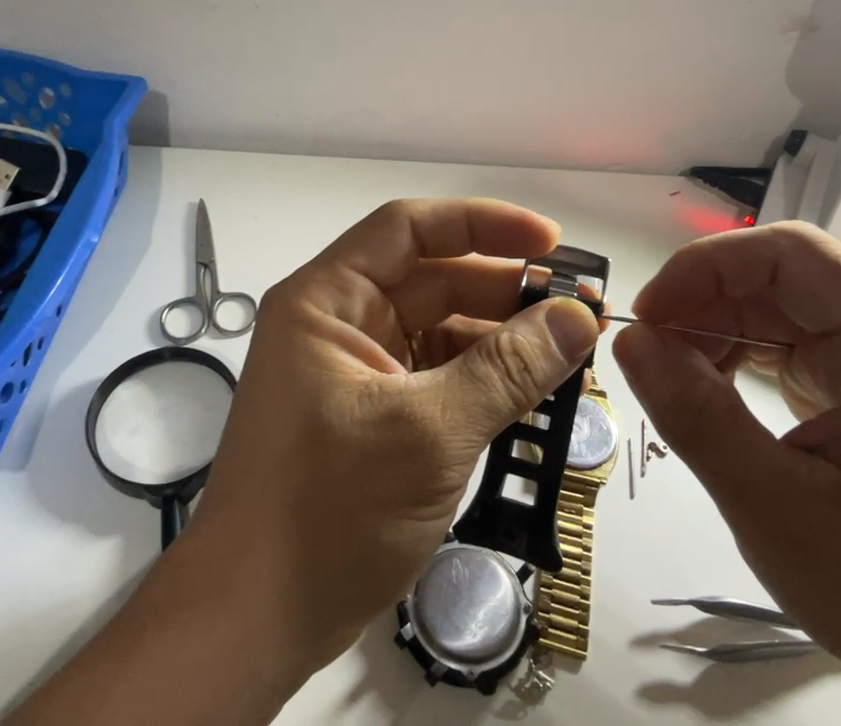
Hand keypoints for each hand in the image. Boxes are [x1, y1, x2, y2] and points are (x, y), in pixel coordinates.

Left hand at [183, 198, 601, 667]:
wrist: (256, 617)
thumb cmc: (328, 512)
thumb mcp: (427, 432)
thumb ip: (506, 370)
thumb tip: (577, 317)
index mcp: (326, 302)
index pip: (408, 230)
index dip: (482, 224)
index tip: (551, 242)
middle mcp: (337, 325)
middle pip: (431, 280)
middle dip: (505, 292)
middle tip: (583, 312)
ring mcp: (353, 374)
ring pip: (439, 332)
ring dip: (501, 341)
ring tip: (572, 355)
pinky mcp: (370, 419)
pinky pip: (435, 379)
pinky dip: (482, 383)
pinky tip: (534, 394)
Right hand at [613, 222, 840, 725]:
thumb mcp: (778, 512)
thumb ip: (699, 418)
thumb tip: (630, 340)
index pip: (795, 257)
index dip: (708, 268)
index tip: (646, 316)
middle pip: (789, 278)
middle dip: (705, 300)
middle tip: (643, 350)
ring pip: (788, 309)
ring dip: (718, 328)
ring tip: (667, 372)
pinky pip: (799, 347)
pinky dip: (742, 357)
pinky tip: (708, 388)